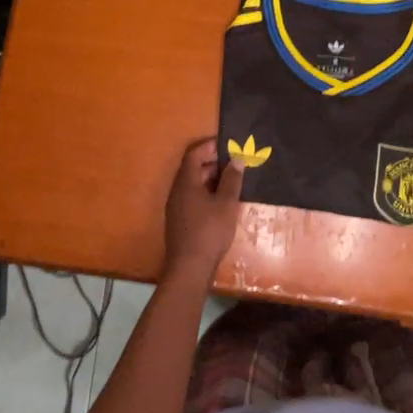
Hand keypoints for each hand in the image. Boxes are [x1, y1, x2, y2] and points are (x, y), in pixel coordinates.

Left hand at [162, 138, 244, 283]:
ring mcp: (176, 207)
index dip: (209, 147)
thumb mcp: (226, 203)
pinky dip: (206, 193)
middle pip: (192, 168)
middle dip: (212, 163)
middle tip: (233, 163)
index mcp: (186, 182)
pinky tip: (221, 203)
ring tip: (231, 182)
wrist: (189, 268)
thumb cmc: (209, 231)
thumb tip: (237, 159)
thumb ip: (232, 179)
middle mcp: (177, 191)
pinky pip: (192, 198)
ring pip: (192, 184)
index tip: (227, 145)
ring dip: (210, 179)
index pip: (194, 154)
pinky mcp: (179, 220)